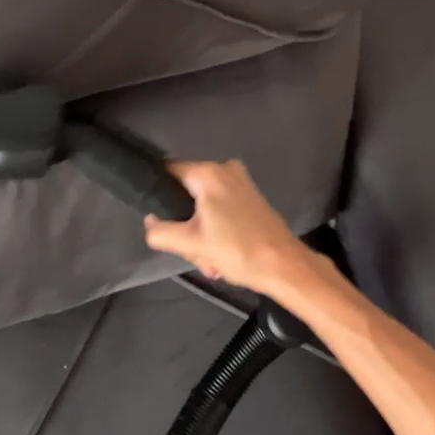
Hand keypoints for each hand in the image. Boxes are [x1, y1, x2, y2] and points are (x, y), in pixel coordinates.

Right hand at [143, 160, 317, 296]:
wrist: (284, 266)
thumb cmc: (237, 250)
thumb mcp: (190, 243)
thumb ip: (161, 231)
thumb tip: (151, 221)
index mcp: (209, 173)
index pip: (169, 172)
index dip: (159, 195)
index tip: (160, 220)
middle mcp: (225, 169)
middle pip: (187, 192)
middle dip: (185, 225)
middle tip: (192, 251)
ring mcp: (241, 183)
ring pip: (204, 205)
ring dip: (201, 235)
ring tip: (210, 261)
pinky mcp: (251, 198)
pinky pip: (221, 209)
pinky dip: (217, 231)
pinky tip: (221, 257)